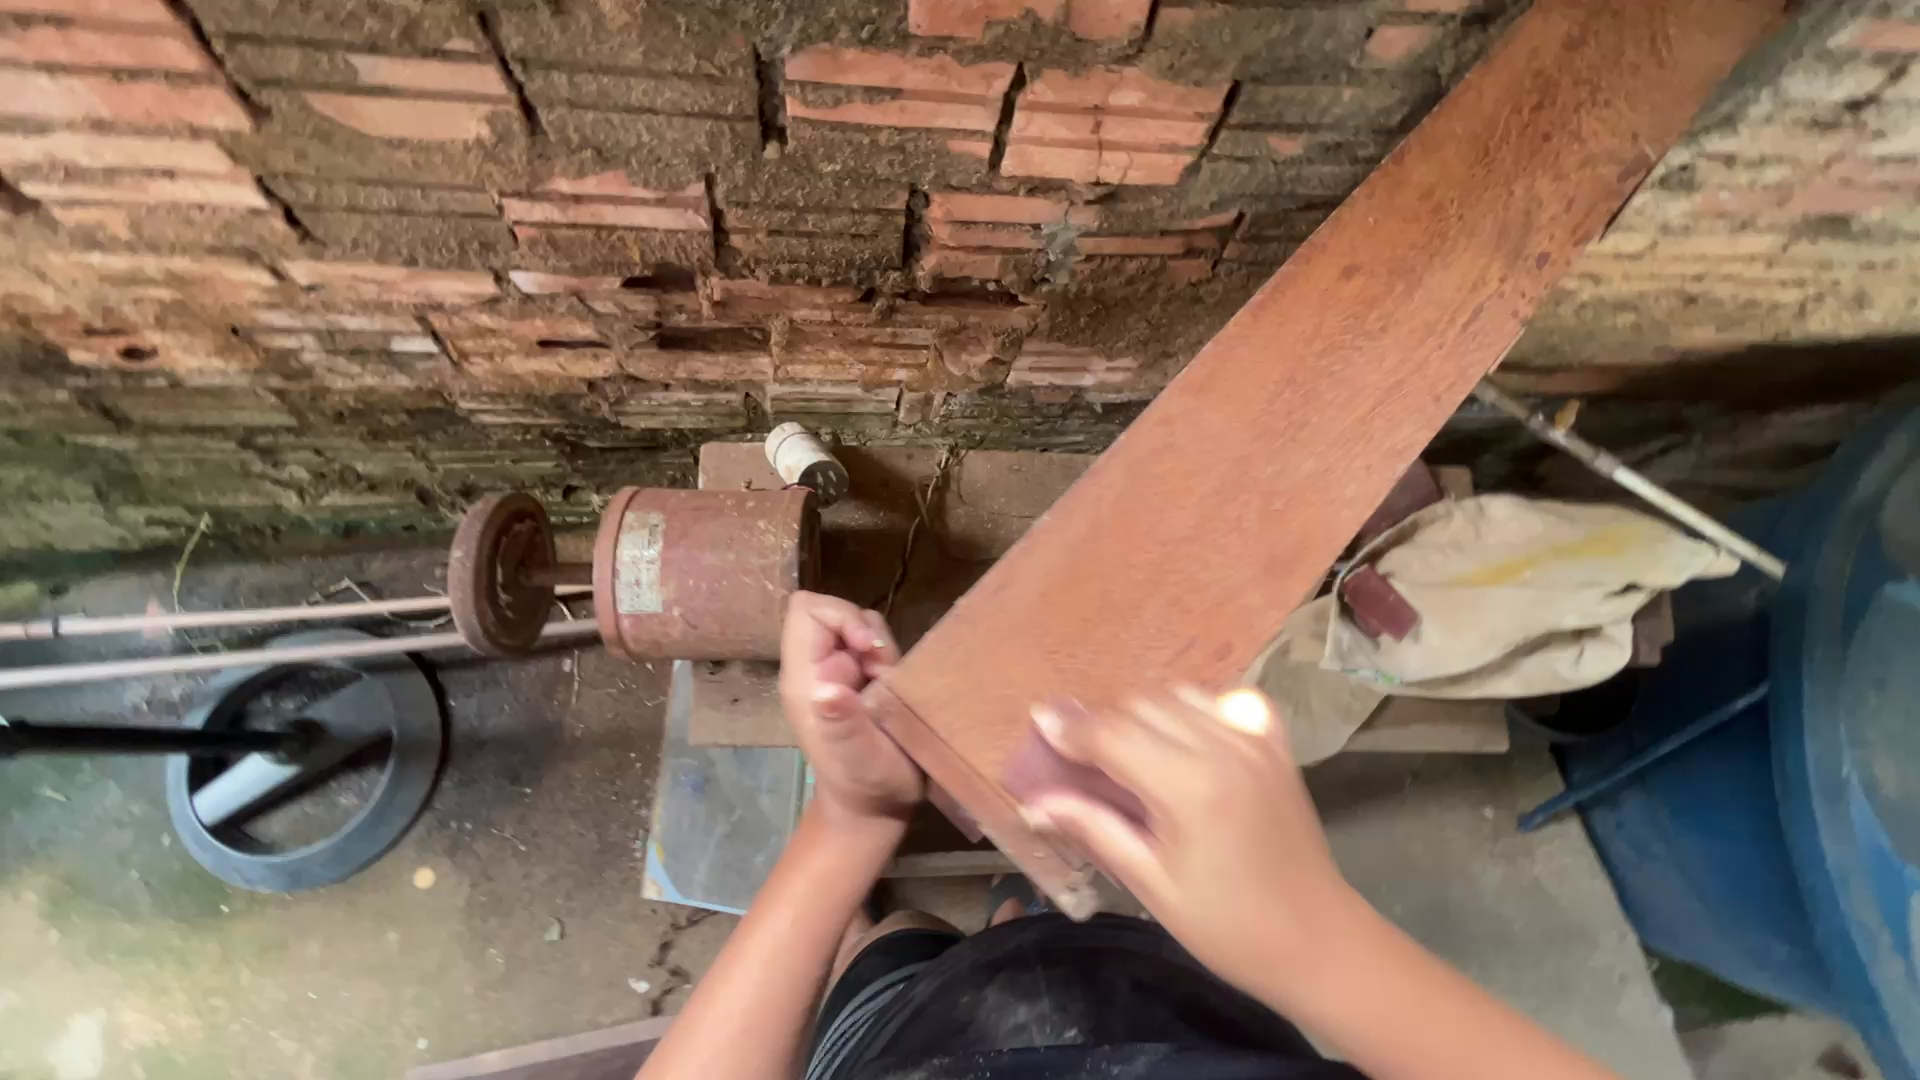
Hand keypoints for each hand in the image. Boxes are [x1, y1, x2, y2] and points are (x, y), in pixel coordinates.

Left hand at [777, 592, 922, 824]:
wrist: (874, 805)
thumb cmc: (865, 784)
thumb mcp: (856, 758)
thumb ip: (841, 724)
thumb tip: (826, 692)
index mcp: (805, 678)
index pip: (807, 610)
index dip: (840, 615)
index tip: (867, 648)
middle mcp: (819, 667)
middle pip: (837, 611)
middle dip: (869, 634)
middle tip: (883, 673)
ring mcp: (840, 670)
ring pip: (862, 625)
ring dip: (883, 648)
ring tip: (889, 686)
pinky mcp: (861, 677)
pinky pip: (877, 645)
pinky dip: (891, 658)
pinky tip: (895, 690)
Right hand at [1019, 688, 1361, 995]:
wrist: (1321, 944)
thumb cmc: (1229, 928)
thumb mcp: (1152, 886)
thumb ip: (1094, 829)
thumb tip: (1036, 803)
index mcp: (1189, 787)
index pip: (1112, 735)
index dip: (1070, 727)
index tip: (1039, 719)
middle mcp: (1223, 747)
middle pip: (1140, 706)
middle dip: (1102, 723)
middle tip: (1079, 753)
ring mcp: (1254, 739)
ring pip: (1177, 694)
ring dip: (1142, 712)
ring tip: (1127, 748)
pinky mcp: (1274, 744)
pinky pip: (1224, 698)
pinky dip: (1194, 706)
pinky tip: (1184, 736)